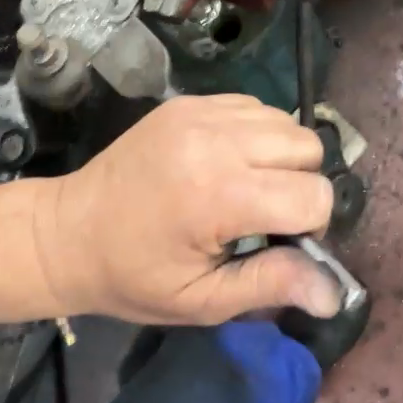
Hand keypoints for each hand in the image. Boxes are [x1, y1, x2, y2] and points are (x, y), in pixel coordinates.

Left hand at [34, 95, 340, 323]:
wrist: (67, 231)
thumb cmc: (134, 276)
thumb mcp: (202, 300)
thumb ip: (271, 286)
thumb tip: (334, 295)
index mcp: (218, 196)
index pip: (313, 194)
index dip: (310, 226)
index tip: (278, 243)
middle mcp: (214, 141)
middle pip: (308, 148)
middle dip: (301, 186)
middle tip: (265, 216)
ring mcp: (199, 113)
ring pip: (286, 121)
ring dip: (283, 157)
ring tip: (248, 188)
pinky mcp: (188, 102)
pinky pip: (254, 107)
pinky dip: (258, 134)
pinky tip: (231, 162)